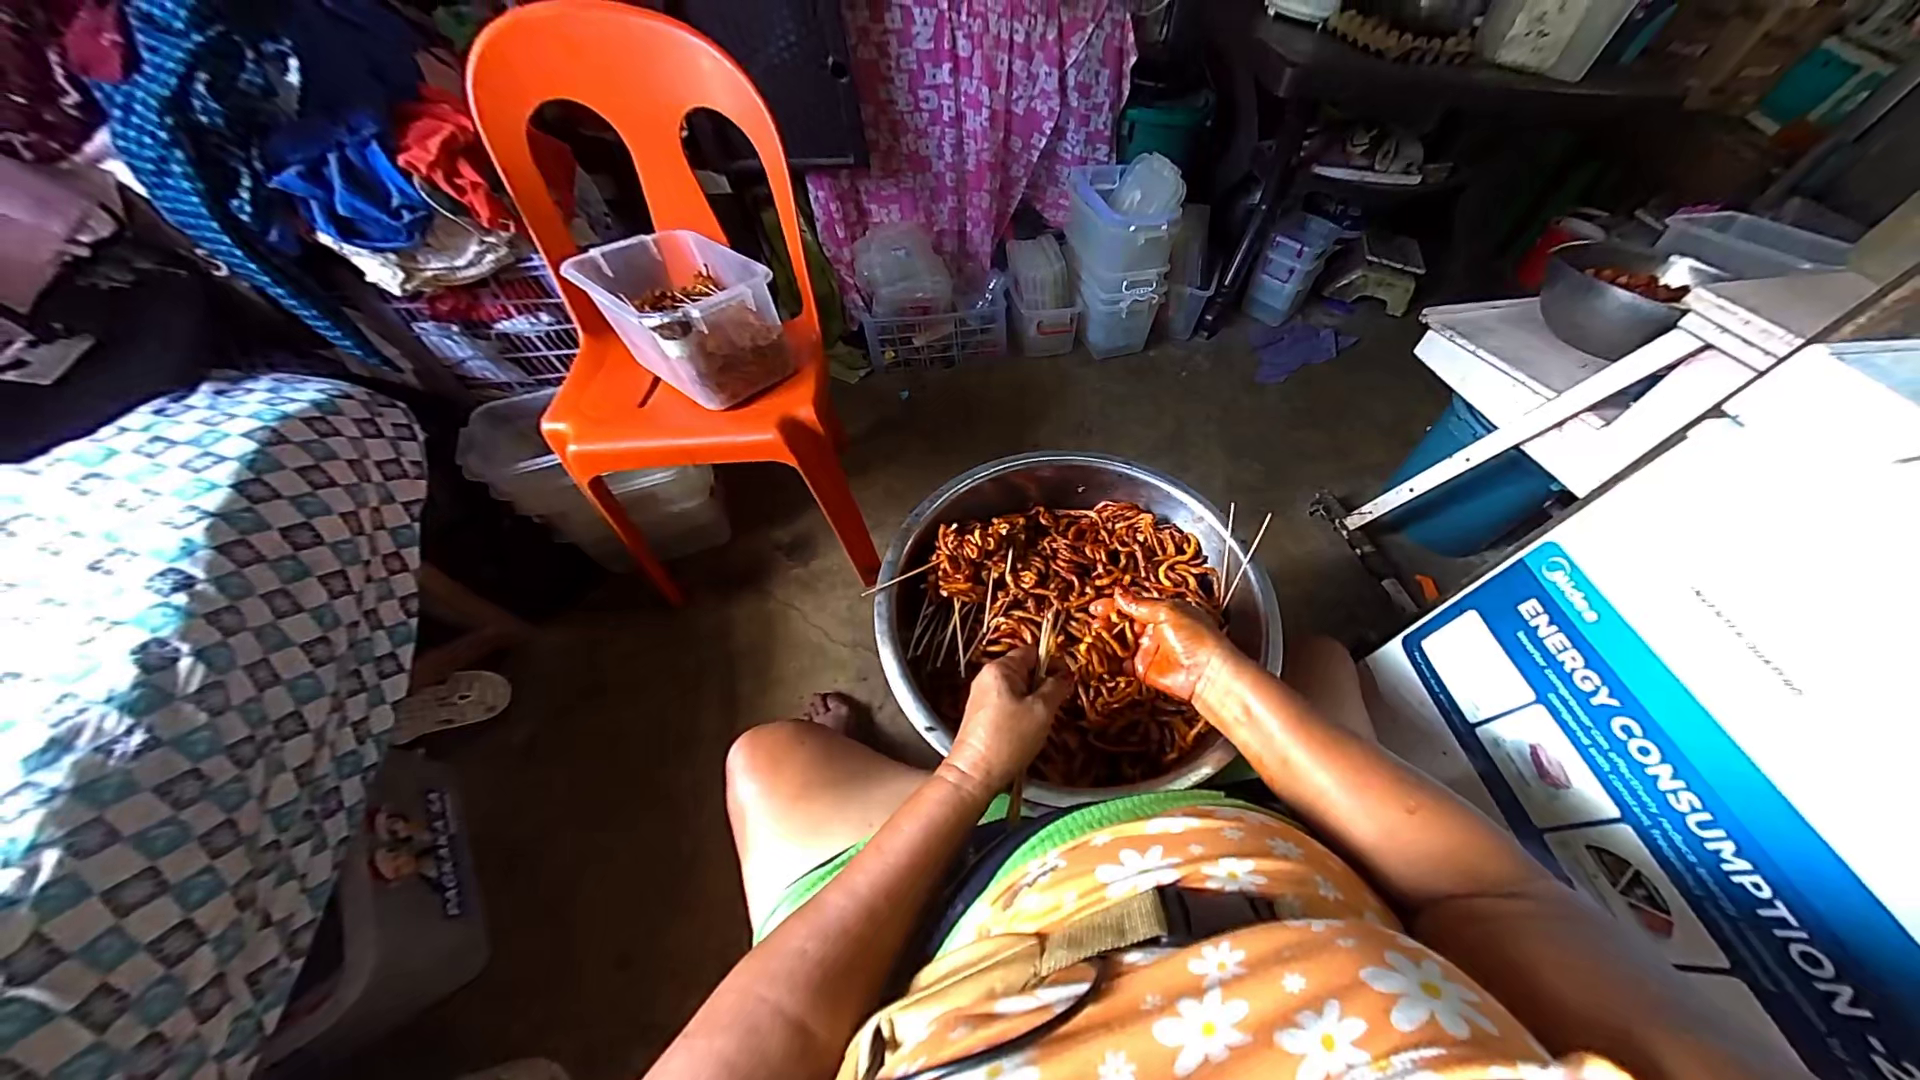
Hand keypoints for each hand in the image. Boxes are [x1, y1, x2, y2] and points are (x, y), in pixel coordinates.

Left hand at [943, 646, 1071, 795]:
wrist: (974, 773)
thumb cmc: (1010, 738)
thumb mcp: (1041, 711)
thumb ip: (1056, 687)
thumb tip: (1065, 674)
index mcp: (1000, 668)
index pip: (1032, 652)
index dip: (1052, 662)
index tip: (1067, 680)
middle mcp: (987, 676)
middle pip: (1023, 669)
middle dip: (1043, 683)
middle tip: (1057, 703)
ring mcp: (981, 694)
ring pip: (1016, 687)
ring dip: (1034, 699)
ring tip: (1044, 719)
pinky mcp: (980, 713)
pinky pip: (1007, 702)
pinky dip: (1021, 710)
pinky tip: (1027, 729)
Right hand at [1090, 590, 1233, 702]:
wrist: (1207, 674)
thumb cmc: (1196, 637)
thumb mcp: (1167, 612)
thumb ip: (1139, 604)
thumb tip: (1118, 591)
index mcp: (1162, 610)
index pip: (1132, 604)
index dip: (1114, 604)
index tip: (1096, 605)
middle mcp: (1154, 628)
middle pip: (1123, 622)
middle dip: (1107, 620)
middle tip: (1093, 620)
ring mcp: (1147, 649)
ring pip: (1120, 640)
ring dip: (1106, 637)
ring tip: (1093, 634)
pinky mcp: (1142, 669)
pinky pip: (1122, 662)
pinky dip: (1111, 658)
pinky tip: (1100, 653)